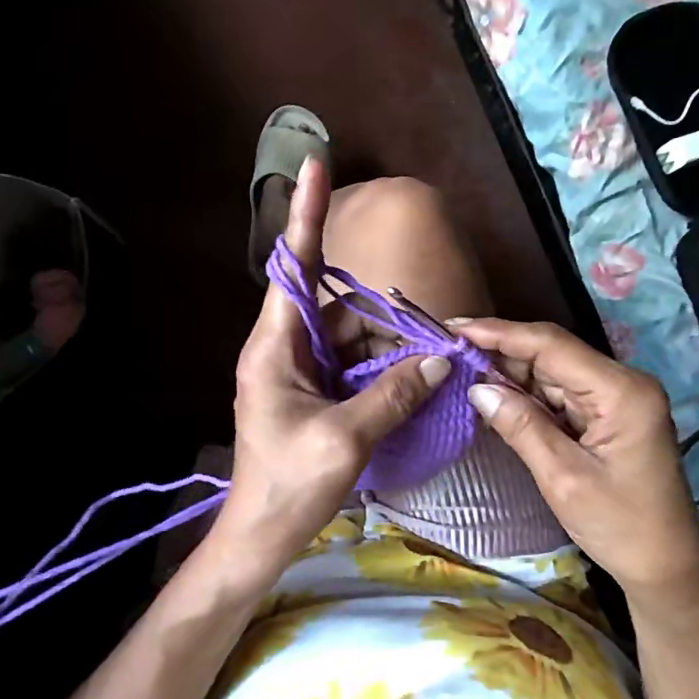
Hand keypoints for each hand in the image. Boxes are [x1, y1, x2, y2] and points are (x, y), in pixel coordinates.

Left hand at [220, 158, 450, 575]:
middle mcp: (281, 349)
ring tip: (424, 365)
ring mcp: (296, 371)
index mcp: (272, 348)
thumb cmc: (289, 486)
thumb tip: (438, 357)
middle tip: (425, 335)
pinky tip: (408, 381)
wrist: (260, 534)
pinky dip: (378, 368)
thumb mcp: (345, 438)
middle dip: (378, 315)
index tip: (314, 164)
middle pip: (333, 305)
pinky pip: (348, 363)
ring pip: (347, 336)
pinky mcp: (310, 392)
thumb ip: (392, 394)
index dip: (305, 214)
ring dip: (384, 347)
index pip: (292, 267)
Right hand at [450, 319, 698, 588]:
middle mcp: (620, 383)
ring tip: (459, 369)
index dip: (498, 332)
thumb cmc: (620, 526)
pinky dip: (522, 394)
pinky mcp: (605, 415)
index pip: (550, 345)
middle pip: (550, 352)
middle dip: (498, 350)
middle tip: (449, 350)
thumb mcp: (562, 478)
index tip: (454, 327)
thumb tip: (477, 388)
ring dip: (506, 371)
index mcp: (620, 391)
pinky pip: (556, 393)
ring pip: (549, 371)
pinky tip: (490, 394)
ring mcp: (614, 398)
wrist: (666, 568)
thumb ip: (520, 426)